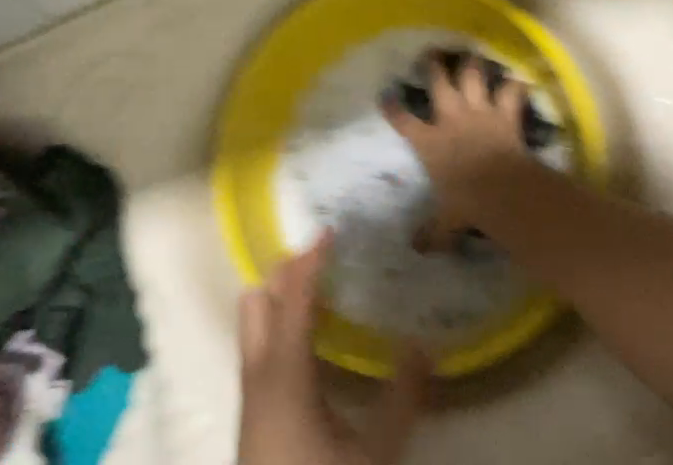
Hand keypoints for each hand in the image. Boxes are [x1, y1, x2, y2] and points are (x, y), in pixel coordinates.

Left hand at [237, 239, 428, 464]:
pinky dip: (280, 326)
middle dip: (287, 272)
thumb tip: (423, 346)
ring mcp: (249, 393)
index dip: (309, 261)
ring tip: (323, 295)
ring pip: (253, 324)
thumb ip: (401, 398)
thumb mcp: (374, 453)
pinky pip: (258, 348)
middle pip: (257, 299)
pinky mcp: (251, 411)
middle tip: (325, 261)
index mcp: (283, 374)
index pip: (292, 299)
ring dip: (281, 300)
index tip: (330, 231)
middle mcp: (257, 374)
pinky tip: (314, 342)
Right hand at [384, 51, 533, 239]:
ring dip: (472, 65)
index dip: (393, 108)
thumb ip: (432, 233)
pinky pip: (512, 93)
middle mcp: (451, 119)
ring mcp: (479, 112)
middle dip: (433, 65)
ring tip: (471, 54)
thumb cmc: (467, 203)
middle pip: (438, 83)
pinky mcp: (505, 114)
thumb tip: (417, 249)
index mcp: (429, 142)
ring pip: (472, 77)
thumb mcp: (446, 222)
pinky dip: (516, 85)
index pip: (404, 120)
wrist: (502, 189)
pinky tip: (520, 79)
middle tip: (431, 53)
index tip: (386, 95)